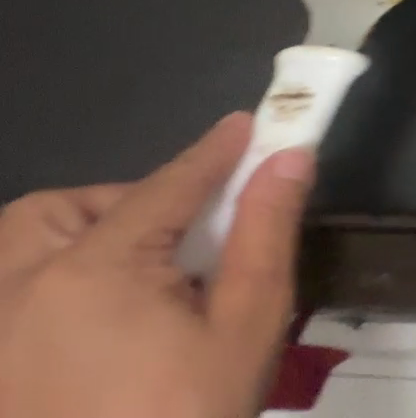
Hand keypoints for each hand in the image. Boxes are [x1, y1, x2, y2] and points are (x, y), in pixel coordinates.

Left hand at [0, 113, 315, 417]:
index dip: (213, 152)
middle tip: (184, 230)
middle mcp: (12, 294)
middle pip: (56, 211)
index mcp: (88, 274)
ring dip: (78, 239)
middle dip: (124, 201)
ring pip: (17, 250)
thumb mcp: (249, 319)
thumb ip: (266, 230)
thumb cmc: (189, 410)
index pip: (165, 186)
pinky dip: (53, 281)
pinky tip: (104, 319)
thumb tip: (290, 158)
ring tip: (141, 274)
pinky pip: (12, 293)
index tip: (250, 125)